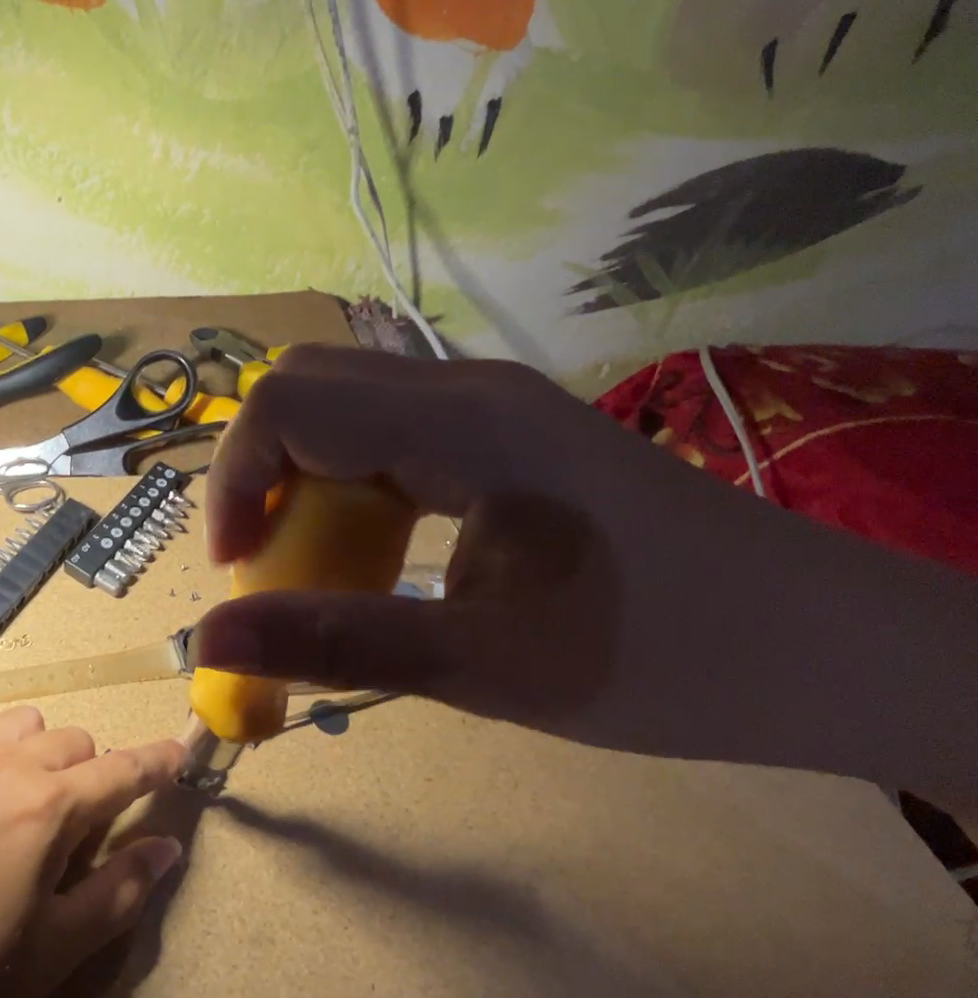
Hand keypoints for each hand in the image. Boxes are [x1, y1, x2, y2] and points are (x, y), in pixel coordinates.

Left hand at [0, 708, 185, 997]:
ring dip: (44, 753)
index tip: (178, 754)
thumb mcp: (58, 945)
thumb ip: (121, 890)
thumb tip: (166, 847)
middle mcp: (5, 765)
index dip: (155, 762)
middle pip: (74, 739)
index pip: (119, 770)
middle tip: (81, 825)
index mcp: (47, 808)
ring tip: (31, 806)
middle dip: (93, 771)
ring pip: (25, 724)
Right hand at [195, 345, 977, 798]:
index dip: (235, 480)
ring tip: (322, 558)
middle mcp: (467, 387)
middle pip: (308, 384)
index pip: (288, 402)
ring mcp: (493, 401)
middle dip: (261, 469)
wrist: (841, 648)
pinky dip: (352, 480)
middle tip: (273, 557)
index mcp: (462, 422)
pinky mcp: (509, 428)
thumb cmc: (668, 659)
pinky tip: (382, 544)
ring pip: (346, 401)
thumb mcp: (487, 664)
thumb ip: (337, 642)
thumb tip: (207, 640)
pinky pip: (391, 427)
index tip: (240, 567)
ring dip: (304, 474)